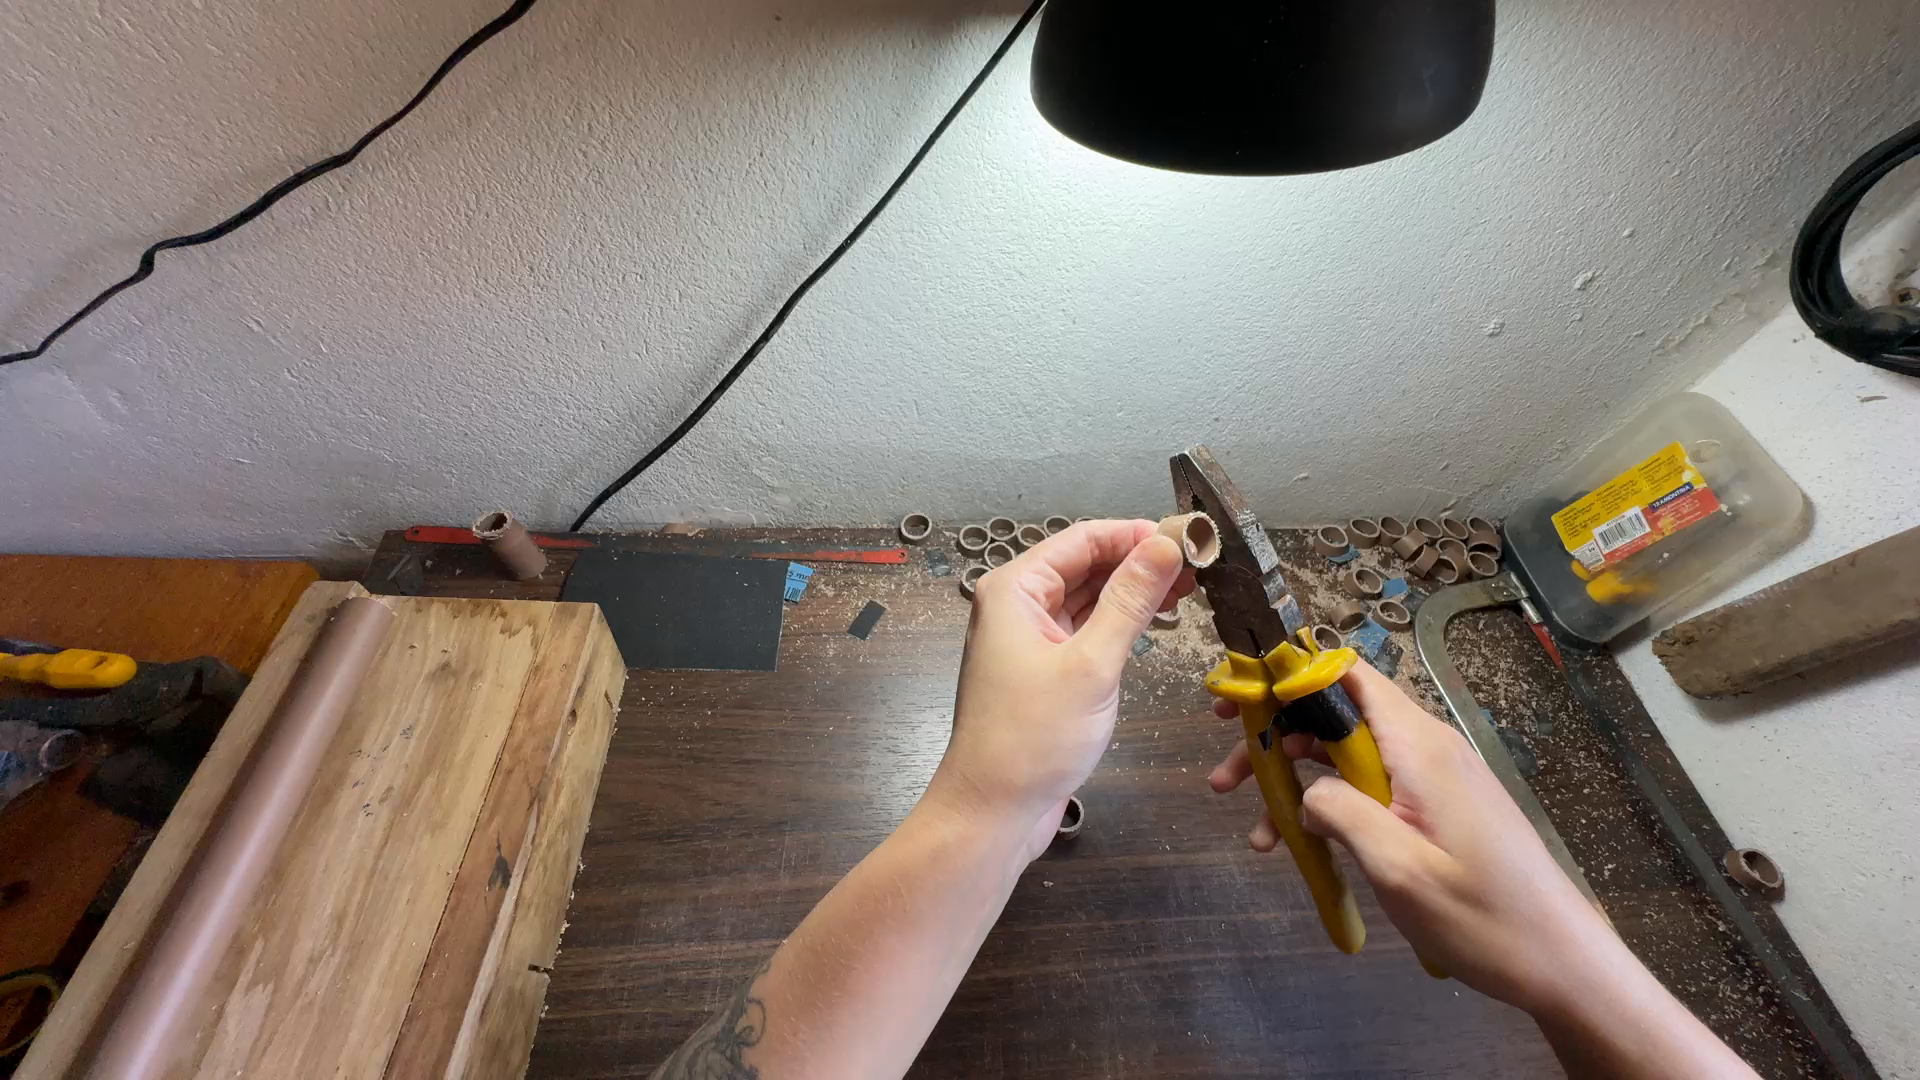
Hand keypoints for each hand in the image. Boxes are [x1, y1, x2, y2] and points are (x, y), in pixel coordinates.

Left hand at [929, 520, 1193, 860]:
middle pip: (1083, 565)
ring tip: (1185, 589)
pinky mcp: (1043, 666)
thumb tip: (1165, 546)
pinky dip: (1116, 621)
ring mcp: (1028, 636)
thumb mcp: (1091, 664)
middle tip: (1197, 567)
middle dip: (1137, 562)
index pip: (1081, 540)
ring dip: (1130, 591)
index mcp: (1014, 589)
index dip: (1134, 534)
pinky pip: (1083, 627)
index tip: (1188, 538)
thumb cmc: (1033, 736)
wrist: (993, 810)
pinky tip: (1153, 619)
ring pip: (1085, 596)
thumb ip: (1129, 601)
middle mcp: (1016, 604)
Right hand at [1207, 661, 1616, 1016]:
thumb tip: (1307, 792)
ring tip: (1257, 832)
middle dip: (1271, 743)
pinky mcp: (1429, 803)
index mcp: (1418, 745)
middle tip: (1224, 777)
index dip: (1287, 676)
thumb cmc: (1486, 917)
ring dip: (1291, 785)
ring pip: (1338, 757)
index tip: (1241, 702)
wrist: (1568, 971)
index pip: (1346, 674)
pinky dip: (1325, 808)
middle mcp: (1421, 746)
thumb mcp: (1399, 866)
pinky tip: (1300, 849)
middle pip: (1329, 717)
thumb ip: (1338, 810)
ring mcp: (1425, 775)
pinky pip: (1363, 787)